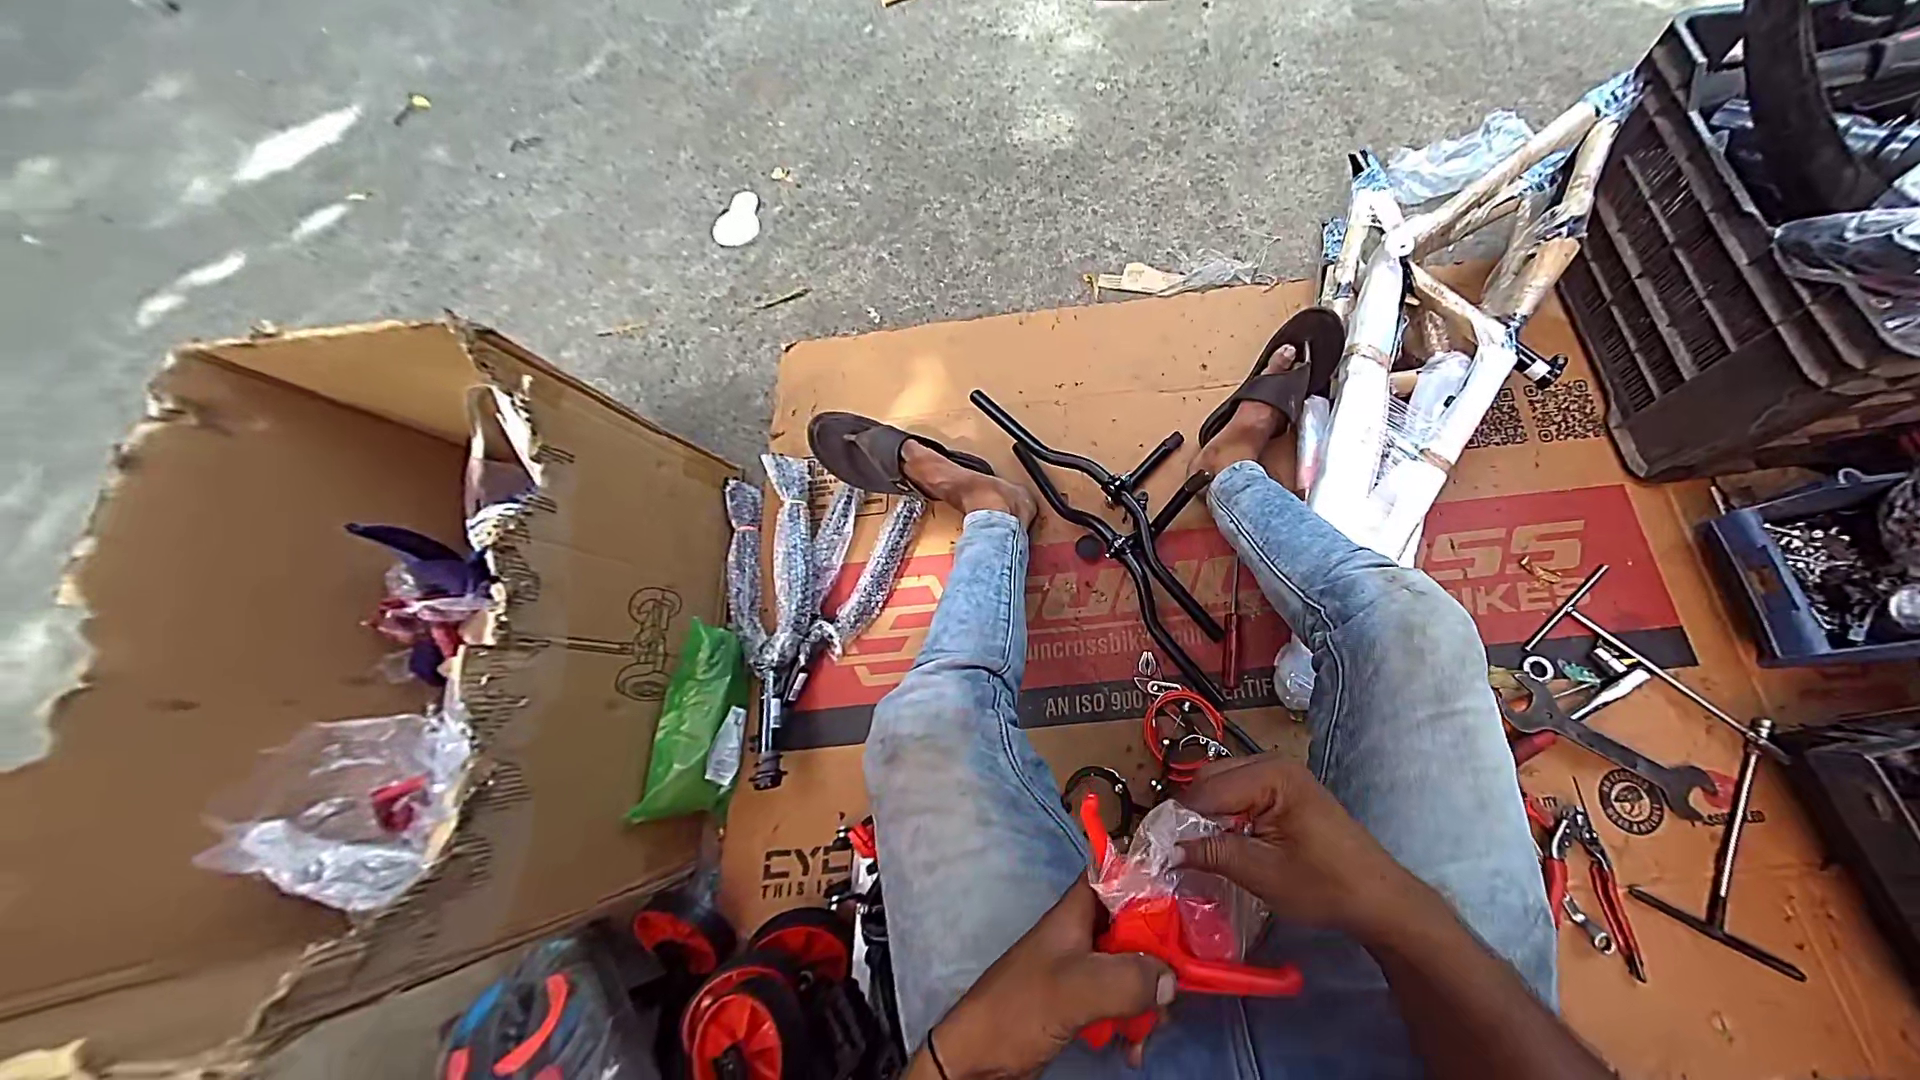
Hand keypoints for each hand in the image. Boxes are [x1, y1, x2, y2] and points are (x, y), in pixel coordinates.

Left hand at [925, 880, 1174, 1077]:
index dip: (1146, 880)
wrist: (978, 1054)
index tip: (1182, 899)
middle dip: (1158, 954)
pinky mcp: (1081, 999)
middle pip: (1132, 925)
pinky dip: (1133, 1019)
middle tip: (1175, 987)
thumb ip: (1127, 978)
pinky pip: (1120, 998)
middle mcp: (1081, 932)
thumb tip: (1173, 978)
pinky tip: (1134, 1047)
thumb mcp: (1077, 987)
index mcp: (1075, 911)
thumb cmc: (1021, 1005)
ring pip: (1130, 965)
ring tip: (1152, 1027)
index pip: (1113, 875)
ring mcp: (1081, 966)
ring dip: (1148, 995)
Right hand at [1174, 754, 1437, 943]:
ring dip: (1205, 813)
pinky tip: (1222, 838)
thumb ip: (1212, 853)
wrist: (1381, 900)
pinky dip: (1222, 812)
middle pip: (1208, 780)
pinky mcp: (1280, 786)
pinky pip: (1235, 790)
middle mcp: (1270, 762)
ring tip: (1198, 846)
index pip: (1205, 790)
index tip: (1157, 847)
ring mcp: (1276, 772)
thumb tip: (1166, 849)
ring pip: (1218, 783)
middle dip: (1190, 814)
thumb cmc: (1327, 886)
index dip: (1178, 820)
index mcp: (1270, 774)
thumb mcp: (1263, 873)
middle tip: (1176, 849)